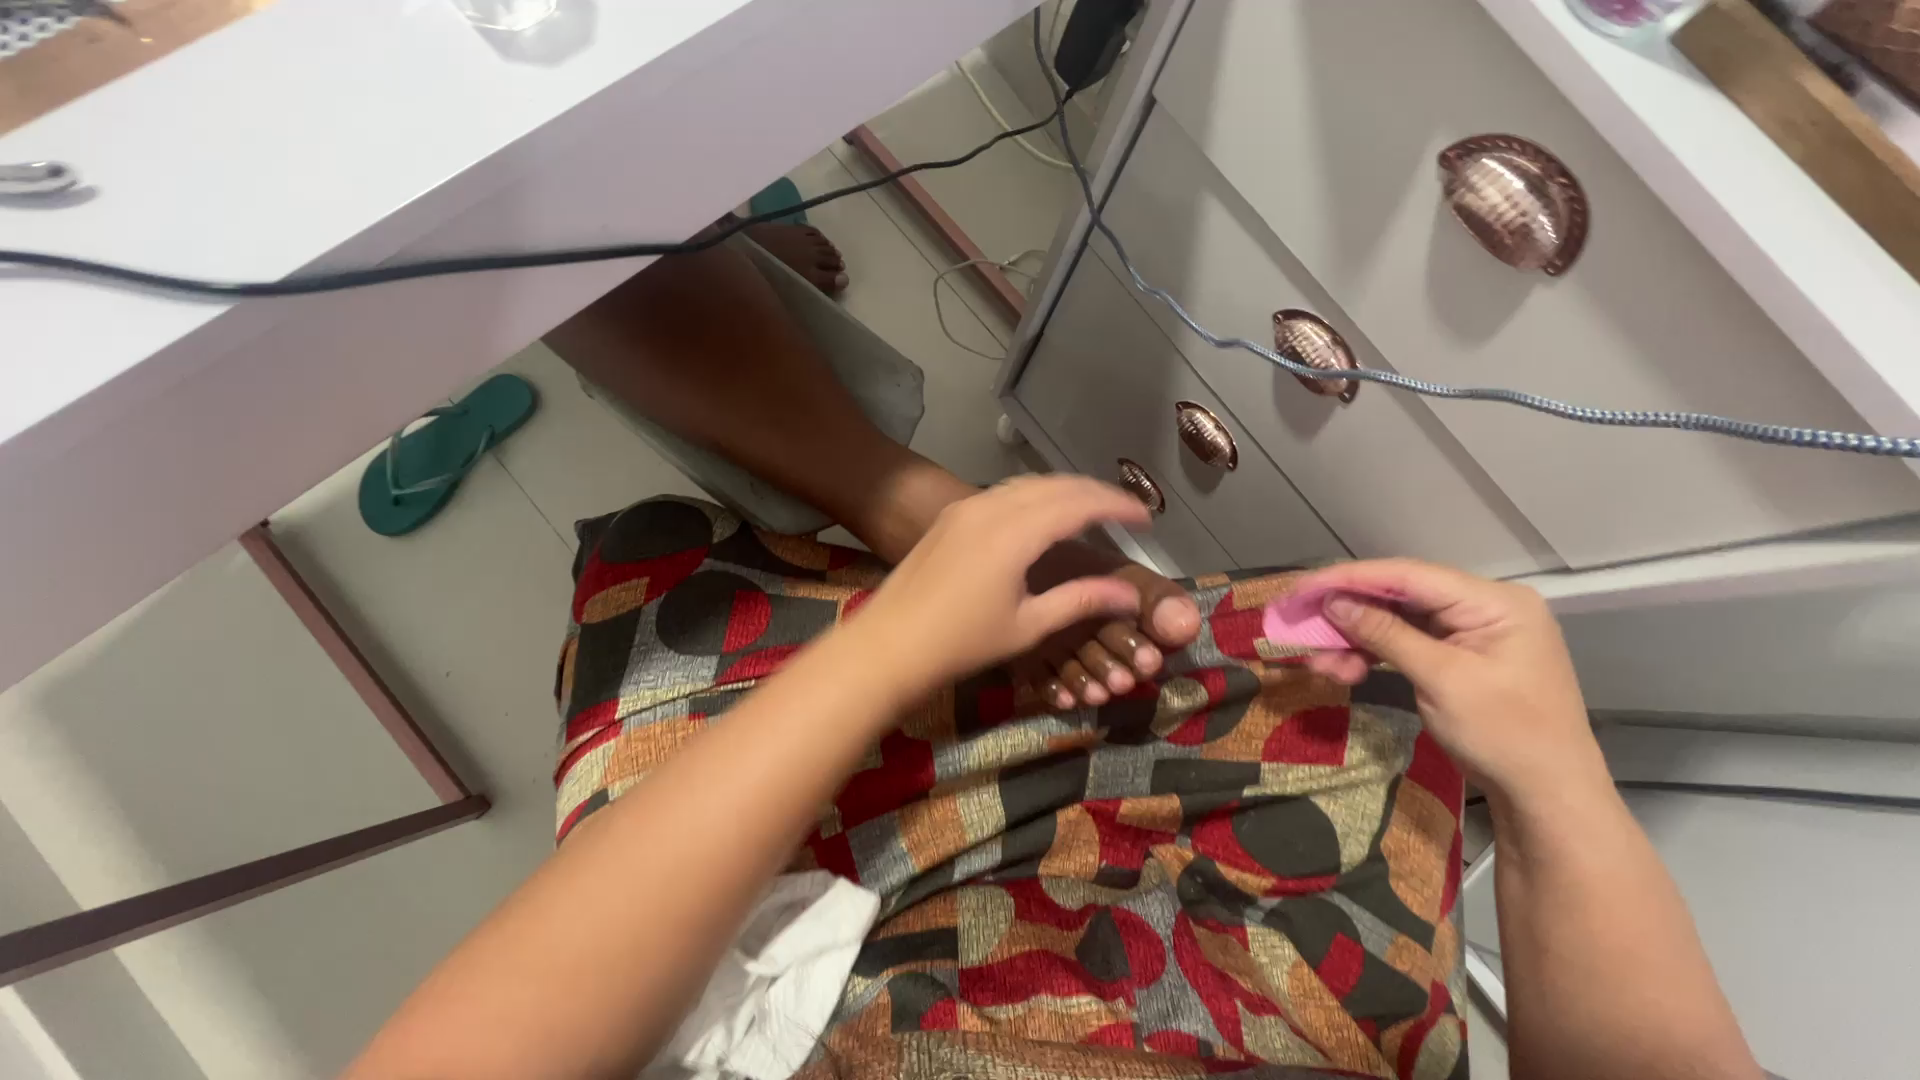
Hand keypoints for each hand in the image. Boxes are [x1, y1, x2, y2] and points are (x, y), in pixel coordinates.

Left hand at [847, 475, 1151, 691]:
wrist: (888, 645)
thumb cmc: (960, 643)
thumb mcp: (1027, 626)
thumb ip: (1080, 601)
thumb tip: (1129, 594)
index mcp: (1014, 532)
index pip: (1079, 503)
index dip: (1117, 505)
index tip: (1147, 516)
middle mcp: (990, 507)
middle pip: (1055, 485)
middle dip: (1095, 492)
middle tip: (1126, 511)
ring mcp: (965, 508)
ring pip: (1027, 484)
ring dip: (1063, 490)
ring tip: (1092, 510)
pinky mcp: (950, 517)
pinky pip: (1003, 492)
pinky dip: (1034, 496)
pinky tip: (1043, 516)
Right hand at [1293, 558, 1607, 802]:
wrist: (1548, 795)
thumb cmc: (1504, 734)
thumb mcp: (1441, 680)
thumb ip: (1386, 634)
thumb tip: (1334, 603)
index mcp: (1493, 601)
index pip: (1408, 575)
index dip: (1349, 578)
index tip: (1302, 588)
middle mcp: (1483, 607)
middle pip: (1400, 596)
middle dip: (1349, 613)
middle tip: (1301, 626)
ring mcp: (1472, 632)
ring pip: (1398, 622)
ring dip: (1356, 640)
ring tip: (1322, 664)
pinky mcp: (1460, 657)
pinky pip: (1407, 643)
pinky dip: (1374, 655)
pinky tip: (1344, 670)